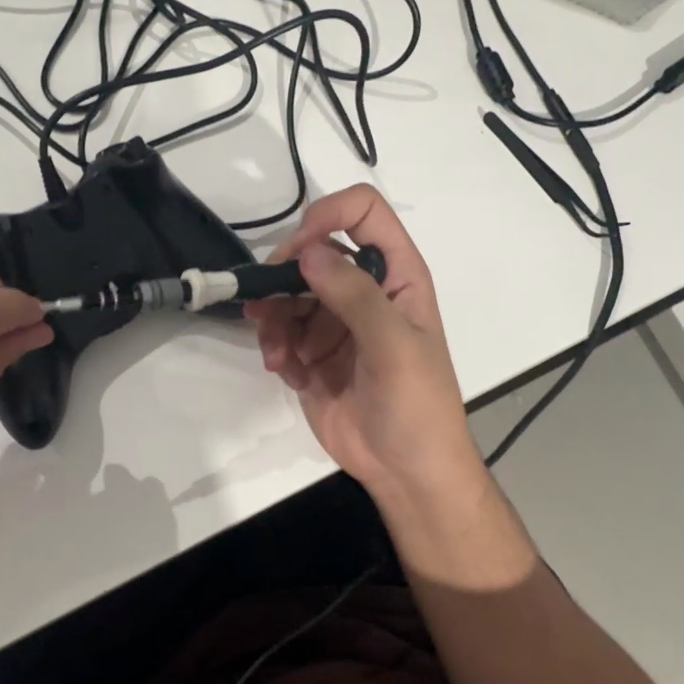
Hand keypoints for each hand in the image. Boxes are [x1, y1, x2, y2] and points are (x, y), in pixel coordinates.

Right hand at [244, 184, 486, 512]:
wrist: (404, 468)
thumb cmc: (416, 403)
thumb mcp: (393, 344)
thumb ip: (353, 294)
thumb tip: (307, 251)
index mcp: (395, 275)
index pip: (363, 214)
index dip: (328, 216)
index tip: (299, 249)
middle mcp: (362, 292)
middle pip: (311, 254)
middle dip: (284, 278)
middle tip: (267, 307)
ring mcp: (333, 325)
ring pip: (287, 296)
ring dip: (273, 320)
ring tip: (277, 354)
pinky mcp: (311, 357)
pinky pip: (280, 335)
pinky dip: (274, 349)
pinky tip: (285, 373)